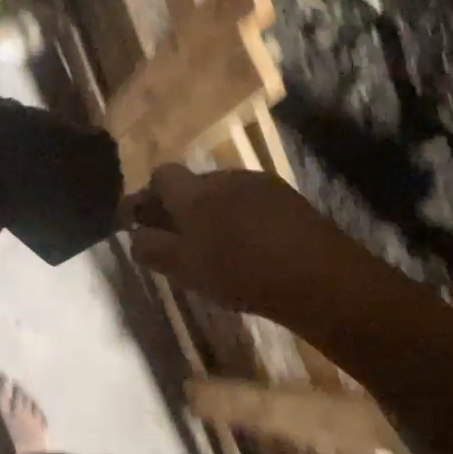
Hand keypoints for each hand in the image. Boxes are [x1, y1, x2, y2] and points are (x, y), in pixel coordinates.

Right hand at [123, 165, 370, 325]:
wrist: (318, 277)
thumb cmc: (241, 274)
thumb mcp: (185, 269)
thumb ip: (152, 248)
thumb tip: (134, 235)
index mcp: (194, 192)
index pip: (160, 176)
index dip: (147, 197)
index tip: (140, 223)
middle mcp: (224, 177)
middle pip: (191, 184)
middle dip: (179, 207)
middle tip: (177, 240)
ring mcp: (259, 183)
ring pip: (222, 192)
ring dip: (211, 212)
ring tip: (215, 246)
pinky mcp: (287, 197)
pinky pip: (250, 201)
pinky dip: (240, 218)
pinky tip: (249, 246)